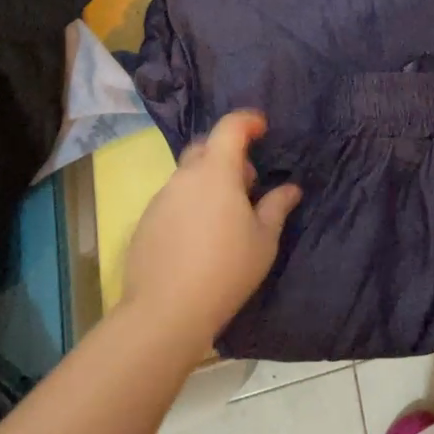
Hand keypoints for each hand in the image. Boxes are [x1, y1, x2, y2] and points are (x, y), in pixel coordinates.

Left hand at [121, 110, 302, 336]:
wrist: (166, 312)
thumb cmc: (226, 269)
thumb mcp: (264, 239)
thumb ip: (276, 206)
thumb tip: (290, 189)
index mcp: (216, 172)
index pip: (230, 127)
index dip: (247, 121)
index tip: (262, 129)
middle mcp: (184, 177)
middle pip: (205, 148)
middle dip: (227, 155)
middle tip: (246, 183)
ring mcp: (159, 200)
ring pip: (187, 177)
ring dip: (208, 183)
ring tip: (225, 217)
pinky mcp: (144, 224)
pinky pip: (172, 202)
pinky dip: (189, 206)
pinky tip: (199, 239)